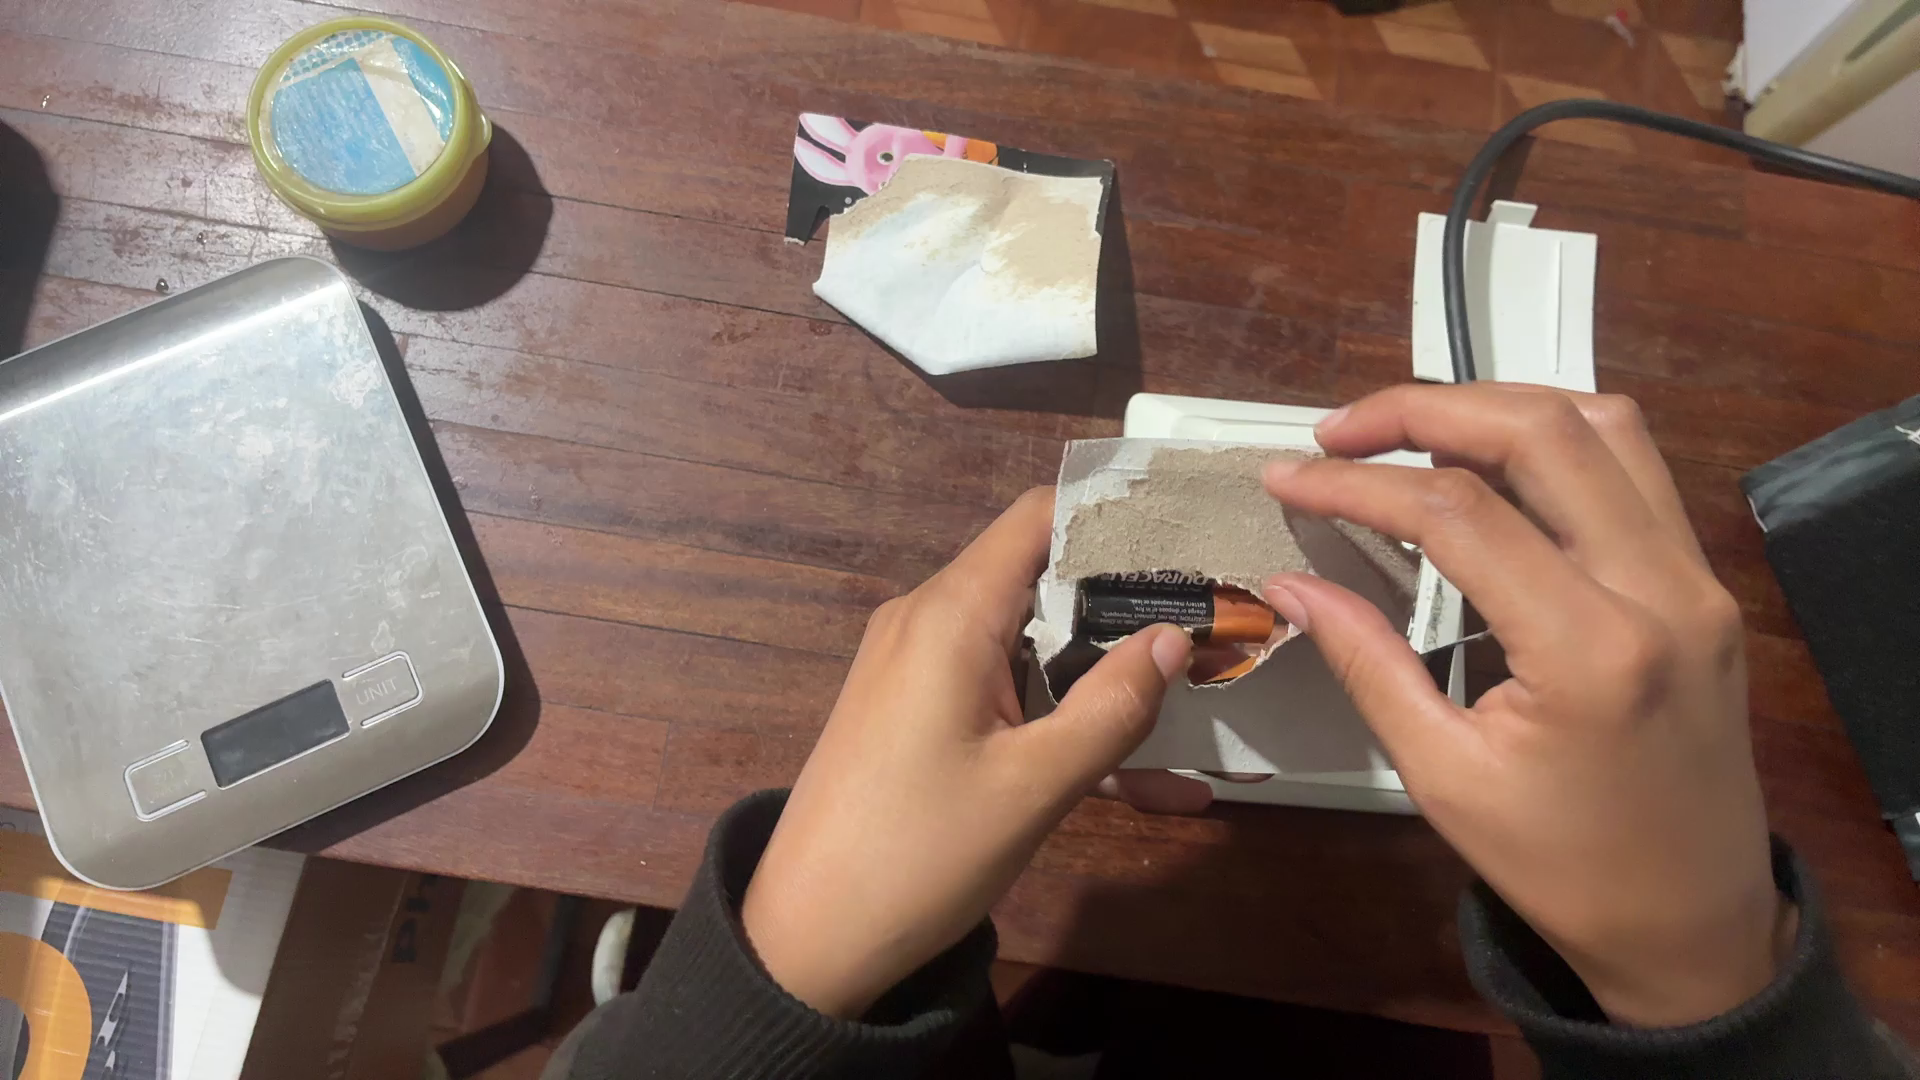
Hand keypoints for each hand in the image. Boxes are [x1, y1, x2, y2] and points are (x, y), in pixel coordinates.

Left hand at [741, 488, 1197, 1017]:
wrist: (805, 936)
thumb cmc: (918, 855)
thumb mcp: (1032, 786)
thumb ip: (1111, 706)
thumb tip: (1173, 638)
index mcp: (951, 614)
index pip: (1036, 518)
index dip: (1108, 516)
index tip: (1180, 539)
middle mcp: (928, 618)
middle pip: (1036, 575)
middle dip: (1118, 600)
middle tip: (1202, 624)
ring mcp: (917, 662)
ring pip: (1024, 640)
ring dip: (1093, 671)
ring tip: (1180, 699)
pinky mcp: (915, 704)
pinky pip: (997, 688)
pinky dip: (1053, 713)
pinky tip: (1132, 778)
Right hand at [1261, 384, 1790, 1028]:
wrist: (1692, 921)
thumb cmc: (1555, 859)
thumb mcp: (1437, 768)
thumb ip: (1363, 658)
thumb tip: (1285, 585)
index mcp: (1590, 646)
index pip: (1456, 513)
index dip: (1355, 483)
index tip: (1284, 478)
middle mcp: (1661, 587)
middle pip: (1539, 433)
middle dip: (1419, 410)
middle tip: (1334, 431)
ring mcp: (1694, 575)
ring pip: (1599, 426)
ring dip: (1486, 406)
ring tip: (1399, 430)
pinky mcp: (1696, 579)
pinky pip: (1627, 463)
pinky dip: (1543, 434)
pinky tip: (1479, 458)